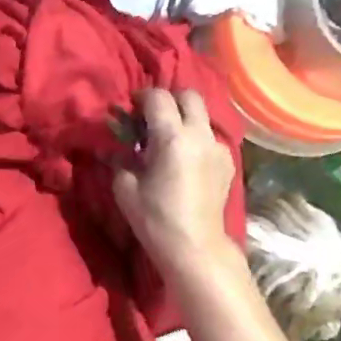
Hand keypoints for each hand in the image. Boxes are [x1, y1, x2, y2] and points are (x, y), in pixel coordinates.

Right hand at [111, 88, 240, 274]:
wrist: (194, 245)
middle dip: (168, 99)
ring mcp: (218, 147)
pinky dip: (195, 139)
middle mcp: (200, 134)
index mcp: (172, 137)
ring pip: (202, 116)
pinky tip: (184, 160)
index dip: (141, 97)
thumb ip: (119, 160)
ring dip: (183, 119)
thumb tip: (112, 148)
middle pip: (189, 96)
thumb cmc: (155, 218)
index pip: (158, 98)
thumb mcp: (125, 188)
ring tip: (167, 140)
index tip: (129, 107)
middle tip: (151, 116)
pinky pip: (209, 138)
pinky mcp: (228, 161)